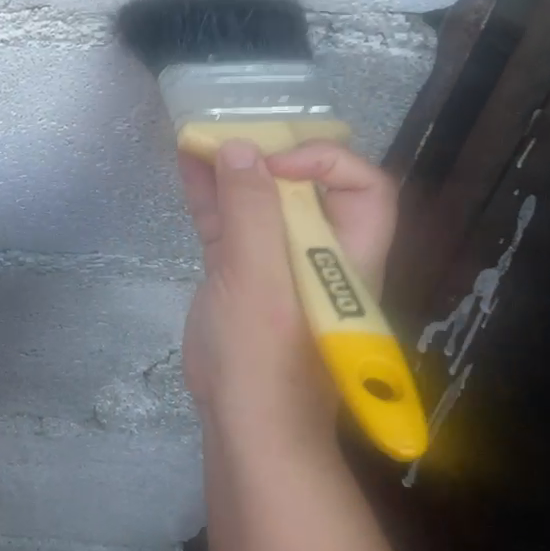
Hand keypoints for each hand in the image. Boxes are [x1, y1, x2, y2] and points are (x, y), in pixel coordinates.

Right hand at [176, 140, 398, 453]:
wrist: (245, 422)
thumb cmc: (265, 357)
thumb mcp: (260, 281)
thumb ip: (253, 213)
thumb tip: (240, 148)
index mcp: (345, 254)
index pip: (363, 187)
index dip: (323, 161)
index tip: (270, 159)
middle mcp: (315, 249)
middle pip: (308, 184)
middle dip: (271, 148)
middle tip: (229, 128)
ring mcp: (273, 259)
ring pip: (261, 195)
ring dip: (234, 162)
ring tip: (200, 131)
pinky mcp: (236, 270)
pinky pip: (226, 217)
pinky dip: (209, 187)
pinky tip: (186, 162)